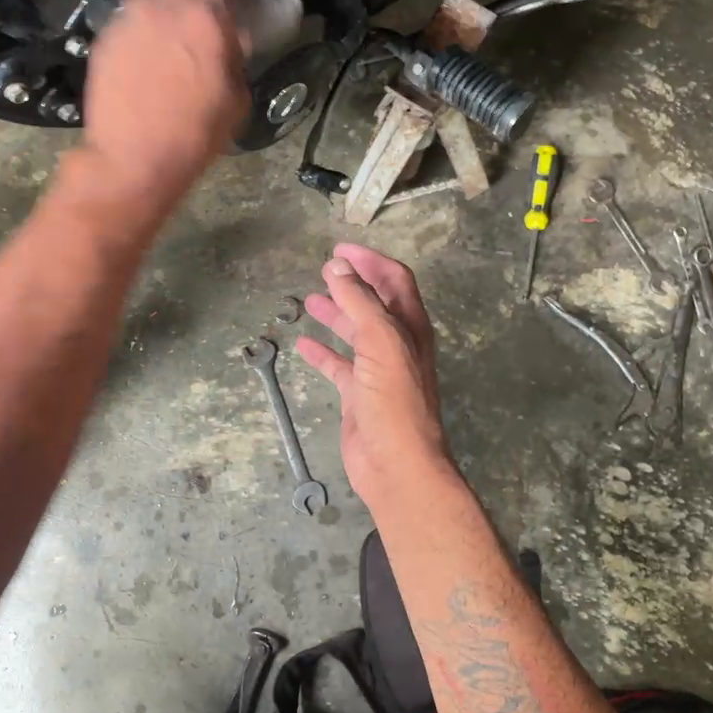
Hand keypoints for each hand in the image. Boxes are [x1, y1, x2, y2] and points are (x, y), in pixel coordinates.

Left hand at [80, 0, 247, 204]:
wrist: (135, 158)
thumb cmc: (194, 135)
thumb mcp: (234, 98)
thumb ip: (233, 56)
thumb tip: (230, 39)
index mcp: (207, 18)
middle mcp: (166, 6)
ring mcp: (130, 18)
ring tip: (162, 14)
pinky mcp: (105, 36)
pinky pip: (125, 14)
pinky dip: (135, 21)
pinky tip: (141, 47)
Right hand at [295, 244, 454, 502]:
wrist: (396, 463)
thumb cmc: (394, 400)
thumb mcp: (381, 342)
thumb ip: (360, 302)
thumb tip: (338, 267)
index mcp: (410, 327)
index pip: (394, 280)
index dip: (370, 261)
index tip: (339, 248)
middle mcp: (397, 344)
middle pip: (374, 303)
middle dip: (352, 283)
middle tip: (324, 268)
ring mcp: (377, 371)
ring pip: (355, 333)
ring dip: (336, 314)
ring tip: (310, 299)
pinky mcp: (358, 395)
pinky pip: (338, 366)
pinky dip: (322, 353)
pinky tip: (303, 345)